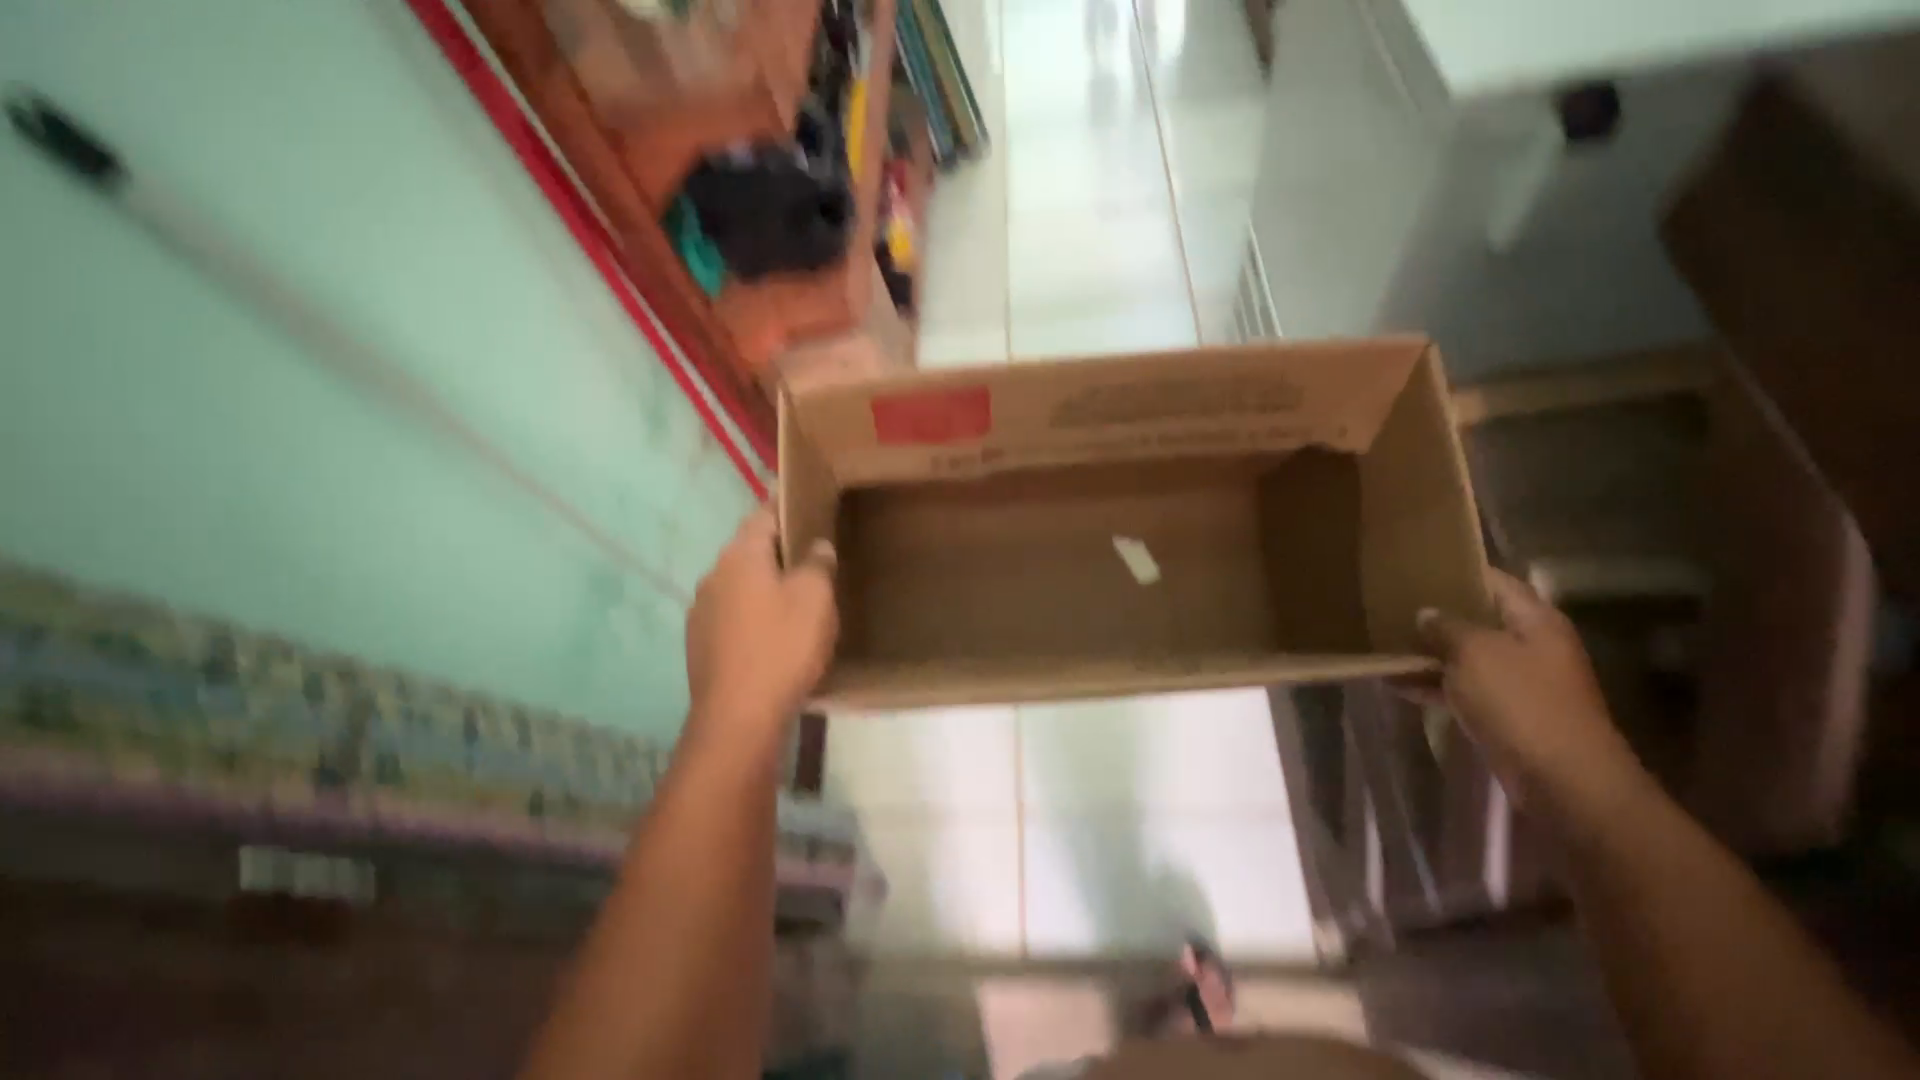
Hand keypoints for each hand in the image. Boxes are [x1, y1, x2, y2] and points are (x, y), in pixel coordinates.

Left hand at [684, 509, 838, 731]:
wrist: (738, 716)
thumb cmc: (782, 647)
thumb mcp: (815, 600)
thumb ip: (817, 564)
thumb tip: (816, 546)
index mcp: (740, 556)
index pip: (763, 515)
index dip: (786, 507)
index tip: (807, 503)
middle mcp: (713, 575)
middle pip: (749, 551)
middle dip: (778, 552)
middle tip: (813, 558)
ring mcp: (701, 612)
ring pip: (739, 586)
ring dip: (764, 588)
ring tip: (796, 601)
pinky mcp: (700, 645)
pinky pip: (732, 617)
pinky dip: (753, 617)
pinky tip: (773, 637)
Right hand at [1412, 569, 1644, 810]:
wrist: (1562, 779)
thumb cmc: (1521, 702)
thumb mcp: (1475, 653)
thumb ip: (1446, 627)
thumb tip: (1426, 614)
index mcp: (1535, 620)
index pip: (1494, 581)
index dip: (1457, 570)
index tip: (1415, 566)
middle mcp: (1531, 645)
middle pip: (1478, 619)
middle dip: (1437, 615)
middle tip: (1390, 604)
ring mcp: (1520, 682)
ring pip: (1466, 657)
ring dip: (1429, 653)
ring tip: (1383, 643)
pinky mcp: (1506, 714)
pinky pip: (1463, 690)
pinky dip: (1433, 686)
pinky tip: (1395, 684)